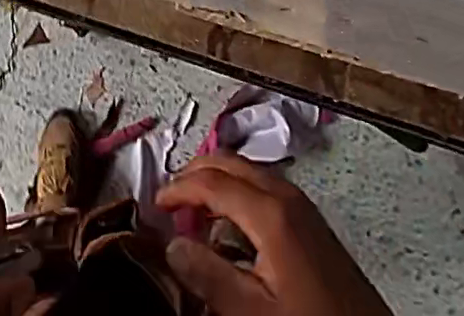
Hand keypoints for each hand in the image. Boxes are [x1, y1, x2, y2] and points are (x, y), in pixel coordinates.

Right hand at [156, 155, 392, 315]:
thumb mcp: (253, 312)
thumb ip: (211, 276)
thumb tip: (175, 246)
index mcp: (271, 212)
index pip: (213, 182)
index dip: (180, 188)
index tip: (156, 202)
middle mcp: (286, 195)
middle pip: (231, 163)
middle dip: (196, 173)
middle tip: (170, 197)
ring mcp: (300, 203)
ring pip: (247, 172)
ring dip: (216, 182)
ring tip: (192, 211)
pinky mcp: (307, 218)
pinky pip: (263, 188)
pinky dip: (236, 193)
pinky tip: (227, 226)